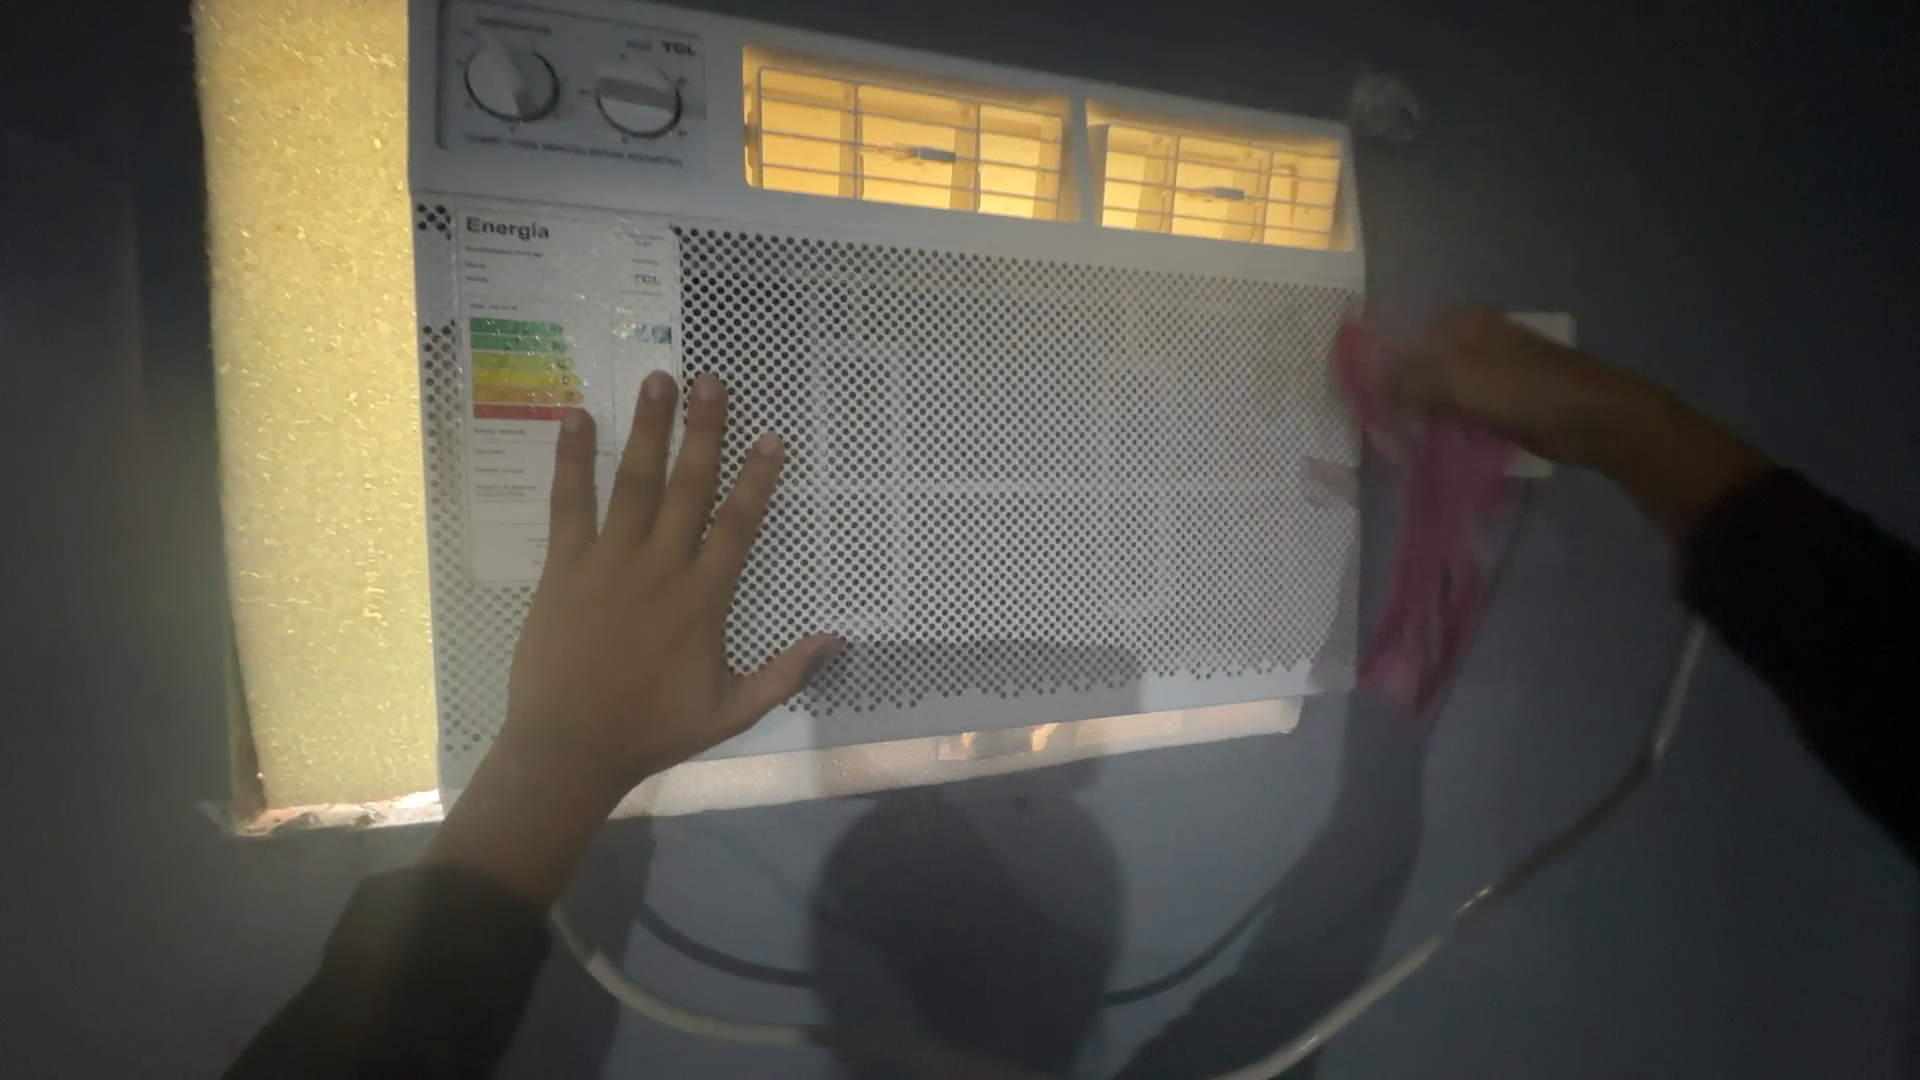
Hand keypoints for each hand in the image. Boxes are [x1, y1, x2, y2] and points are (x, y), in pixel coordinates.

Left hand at [425, 370, 838, 903]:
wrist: (569, 749)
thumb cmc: (655, 729)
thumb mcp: (735, 711)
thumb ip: (788, 673)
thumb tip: (839, 639)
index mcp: (704, 598)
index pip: (738, 524)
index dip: (758, 478)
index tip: (771, 436)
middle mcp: (661, 567)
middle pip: (689, 486)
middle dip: (705, 431)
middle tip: (712, 380)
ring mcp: (609, 561)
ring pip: (634, 483)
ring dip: (649, 429)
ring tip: (659, 380)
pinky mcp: (564, 567)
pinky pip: (568, 504)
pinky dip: (572, 460)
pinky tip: (575, 418)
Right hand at [1384, 307, 1666, 467]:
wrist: (1592, 419)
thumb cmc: (1522, 389)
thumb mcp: (1454, 380)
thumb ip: (1404, 381)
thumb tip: (1364, 386)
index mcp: (1460, 325)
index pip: (1400, 340)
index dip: (1376, 366)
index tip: (1356, 397)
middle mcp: (1469, 344)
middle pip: (1414, 368)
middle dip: (1392, 396)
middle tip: (1373, 424)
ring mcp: (1482, 374)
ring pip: (1430, 394)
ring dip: (1412, 416)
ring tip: (1392, 440)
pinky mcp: (1492, 403)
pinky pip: (1450, 414)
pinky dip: (1435, 427)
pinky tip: (1420, 444)